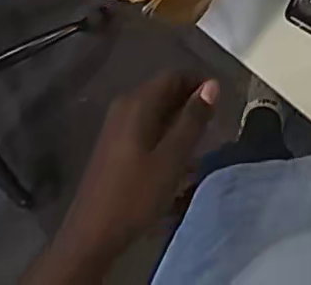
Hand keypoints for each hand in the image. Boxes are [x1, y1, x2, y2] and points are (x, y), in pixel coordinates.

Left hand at [24, 71, 219, 284]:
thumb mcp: (172, 158)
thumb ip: (193, 119)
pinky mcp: (113, 142)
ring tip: (198, 139)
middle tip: (212, 122)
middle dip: (189, 101)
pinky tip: (173, 154)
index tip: (220, 101)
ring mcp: (116, 123)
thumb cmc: (135, 194)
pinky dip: (163, 129)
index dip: (199, 82)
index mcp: (138, 102)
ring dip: (177, 117)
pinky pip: (144, 123)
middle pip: (163, 89)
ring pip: (154, 108)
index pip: (174, 75)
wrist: (90, 235)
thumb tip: (212, 85)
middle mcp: (125, 104)